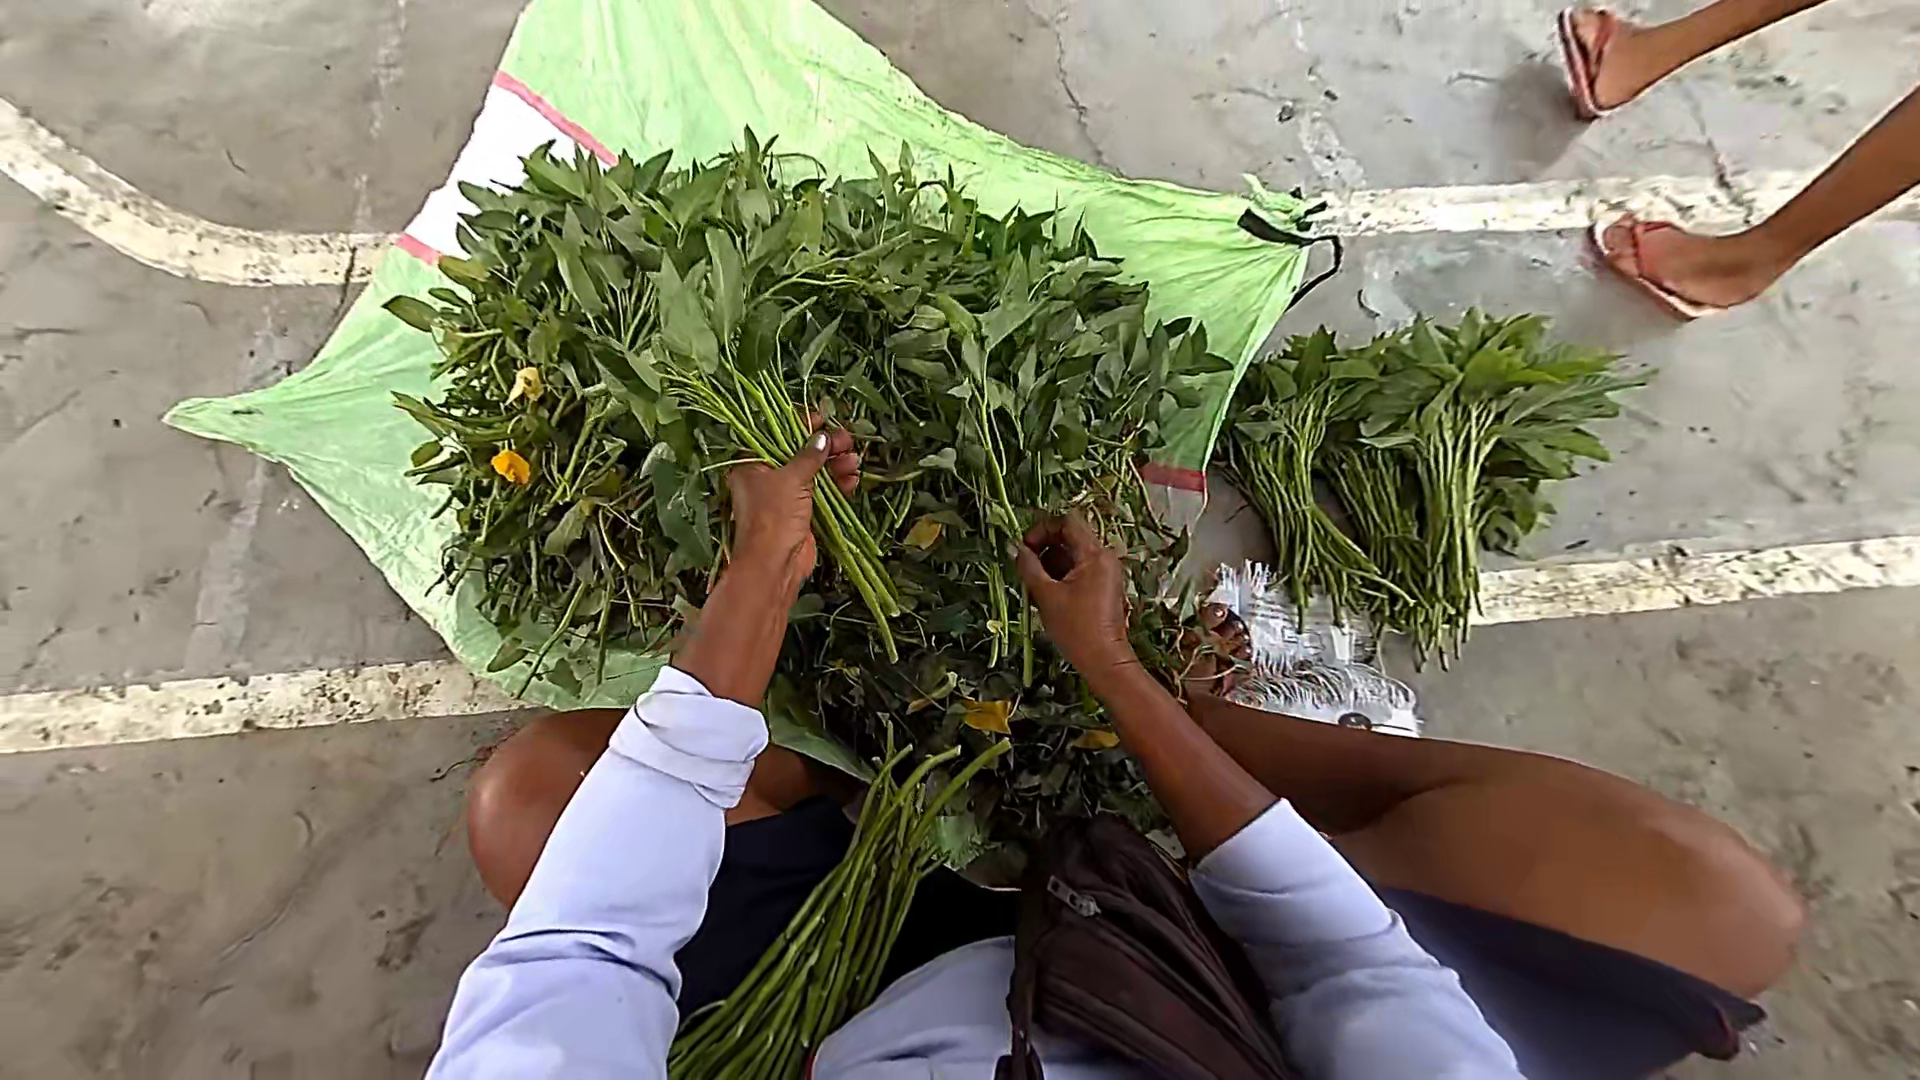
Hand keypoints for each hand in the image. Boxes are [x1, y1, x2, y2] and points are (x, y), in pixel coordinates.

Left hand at [678, 423, 857, 707]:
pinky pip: (822, 492)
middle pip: (800, 453)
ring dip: (835, 465)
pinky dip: (837, 485)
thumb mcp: (792, 478)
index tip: (825, 419)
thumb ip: (809, 455)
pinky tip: (852, 480)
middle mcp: (767, 477)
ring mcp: (786, 496)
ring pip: (814, 472)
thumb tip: (822, 436)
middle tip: (848, 442)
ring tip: (854, 462)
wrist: (775, 565)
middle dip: (826, 447)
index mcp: (753, 463)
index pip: (777, 433)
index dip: (802, 425)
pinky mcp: (802, 513)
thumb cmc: (774, 517)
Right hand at [1011, 512, 1137, 682]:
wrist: (1103, 661)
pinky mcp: (1103, 587)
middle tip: (1025, 565)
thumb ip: (1028, 567)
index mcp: (1094, 555)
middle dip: (1044, 548)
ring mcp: (1106, 573)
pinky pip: (1079, 569)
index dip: (1042, 528)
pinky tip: (1045, 593)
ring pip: (1072, 555)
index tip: (1025, 546)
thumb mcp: (1045, 595)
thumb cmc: (1076, 629)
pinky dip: (1060, 575)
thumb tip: (1016, 548)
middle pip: (1070, 537)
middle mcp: (1104, 558)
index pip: (1067, 522)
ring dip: (1050, 563)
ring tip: (1033, 583)